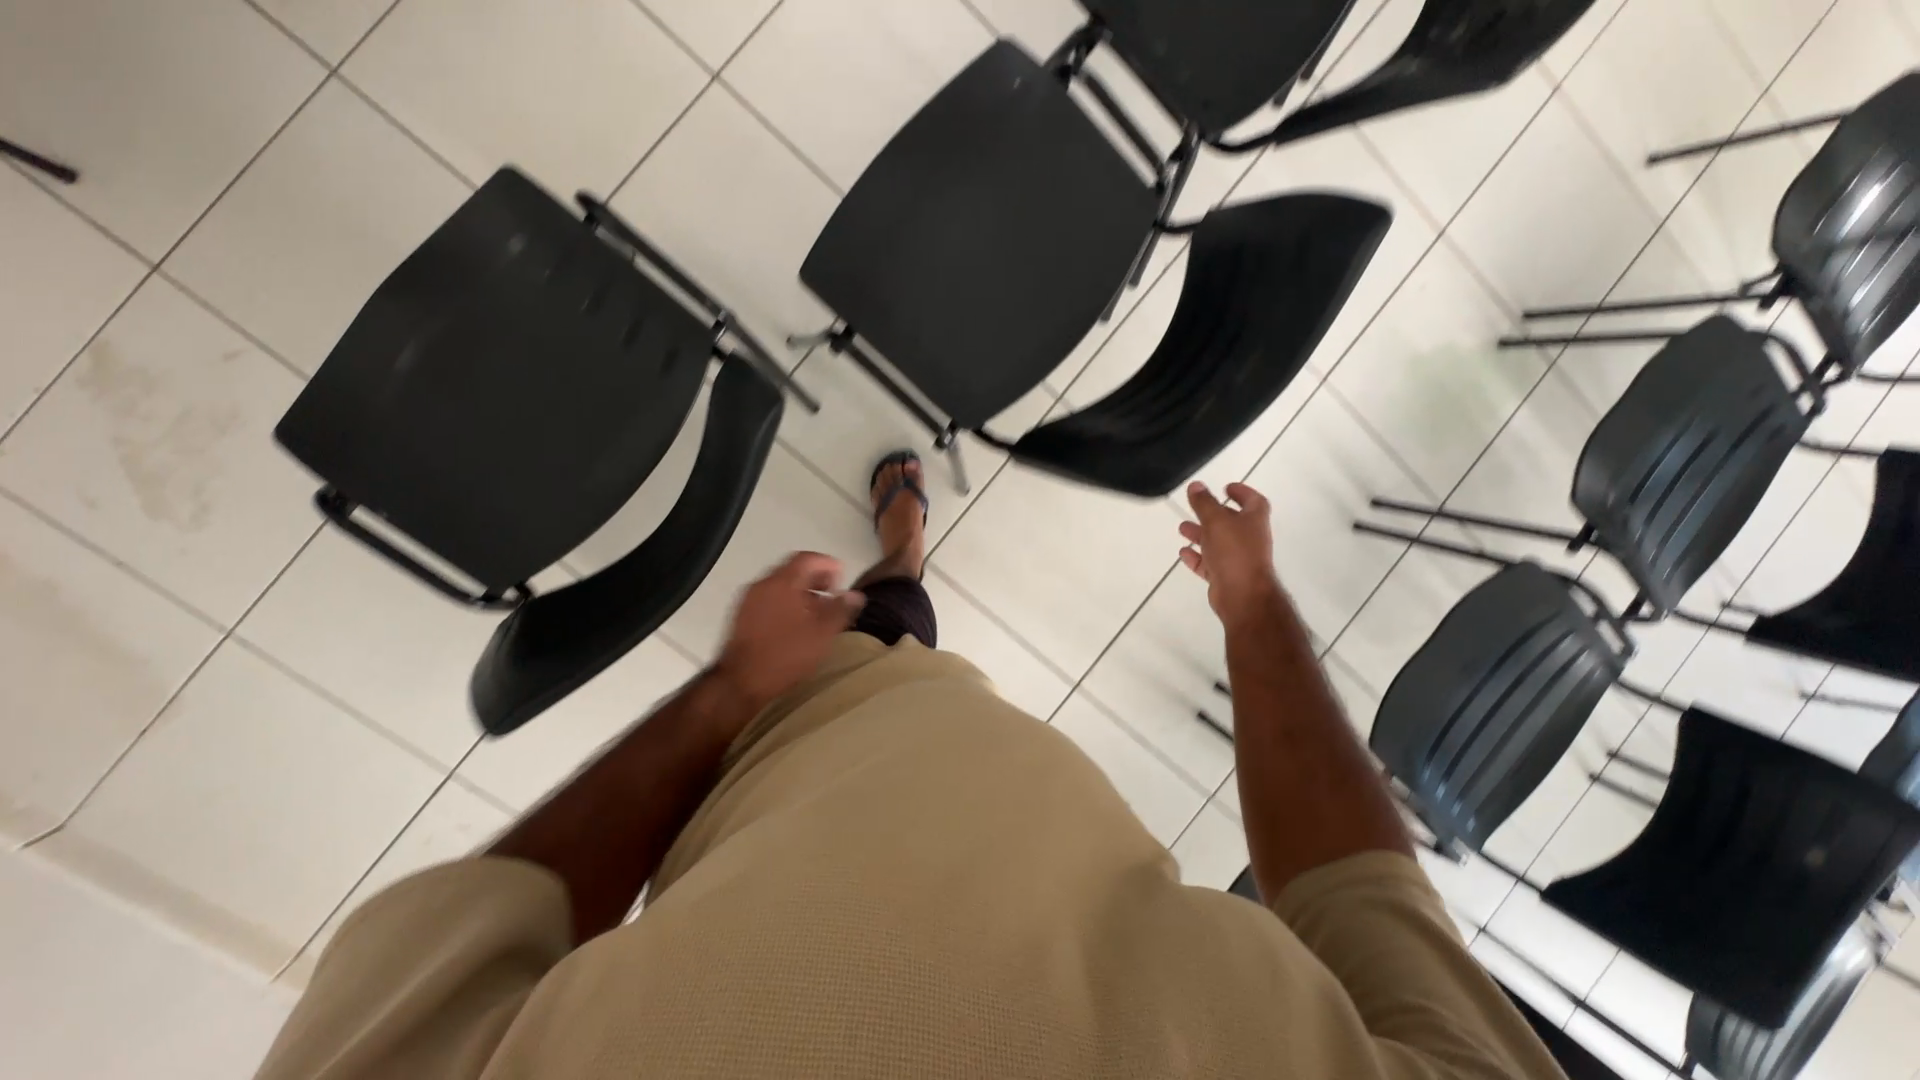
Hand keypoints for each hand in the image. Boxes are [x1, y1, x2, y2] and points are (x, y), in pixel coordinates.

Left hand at [715, 552, 865, 711]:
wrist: (740, 682)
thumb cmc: (785, 655)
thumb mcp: (822, 634)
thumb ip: (841, 610)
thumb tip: (855, 594)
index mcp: (782, 582)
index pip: (806, 558)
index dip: (828, 564)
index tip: (842, 578)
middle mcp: (762, 584)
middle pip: (791, 569)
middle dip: (815, 578)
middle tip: (832, 594)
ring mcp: (747, 600)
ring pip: (779, 585)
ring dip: (800, 592)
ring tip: (816, 613)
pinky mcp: (740, 617)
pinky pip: (768, 599)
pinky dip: (785, 603)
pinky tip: (795, 625)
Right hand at [1179, 482, 1282, 628]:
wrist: (1242, 594)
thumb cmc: (1234, 551)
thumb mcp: (1216, 520)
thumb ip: (1204, 502)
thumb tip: (1195, 485)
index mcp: (1254, 520)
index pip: (1253, 501)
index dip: (1242, 492)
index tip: (1227, 487)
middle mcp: (1249, 538)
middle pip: (1231, 522)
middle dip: (1212, 514)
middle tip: (1196, 507)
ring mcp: (1238, 559)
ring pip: (1217, 542)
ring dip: (1201, 534)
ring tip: (1182, 528)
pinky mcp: (1226, 576)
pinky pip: (1209, 563)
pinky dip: (1197, 557)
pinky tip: (1184, 552)